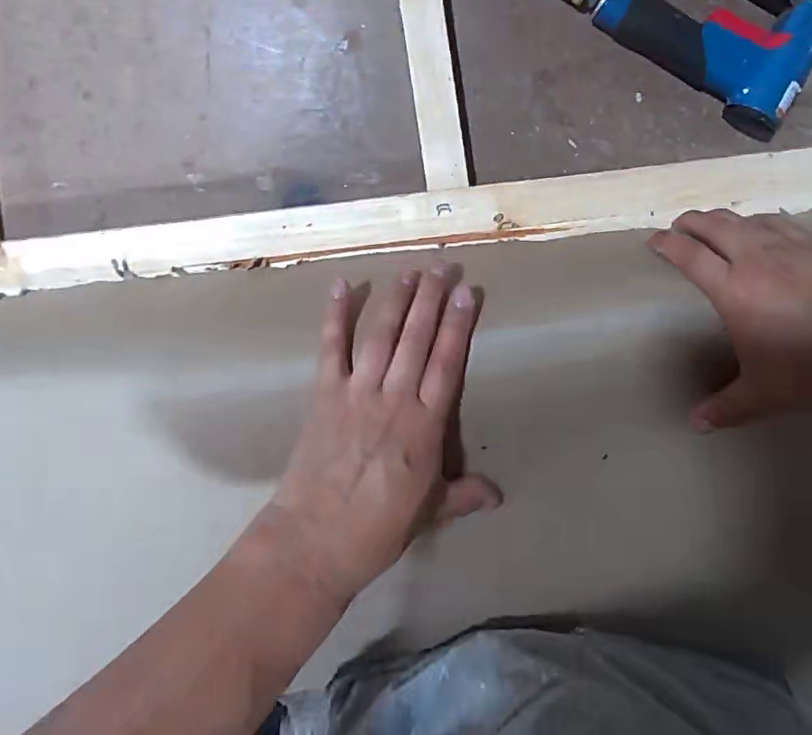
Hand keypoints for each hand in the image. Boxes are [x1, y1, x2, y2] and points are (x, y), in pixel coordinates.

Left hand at [254, 263, 502, 605]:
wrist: (312, 543)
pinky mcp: (325, 394)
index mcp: (425, 427)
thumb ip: (463, 494)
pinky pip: (332, 348)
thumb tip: (499, 495)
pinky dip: (335, 316)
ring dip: (396, 300)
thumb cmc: (377, 529)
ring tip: (409, 272)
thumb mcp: (429, 512)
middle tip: (441, 266)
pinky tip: (341, 286)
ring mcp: (357, 392)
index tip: (466, 293)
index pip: (447, 364)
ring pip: (382, 336)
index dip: (458, 325)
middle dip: (431, 300)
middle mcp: (395, 399)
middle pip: (417, 339)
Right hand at [648, 209, 811, 430]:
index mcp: (735, 290)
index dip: (666, 244)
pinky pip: (778, 222)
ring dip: (721, 218)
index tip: (653, 241)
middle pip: (714, 226)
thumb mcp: (766, 394)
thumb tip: (696, 425)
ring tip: (712, 225)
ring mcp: (790, 249)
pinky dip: (758, 220)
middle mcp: (757, 259)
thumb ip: (727, 406)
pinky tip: (760, 228)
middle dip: (690, 222)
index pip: (690, 255)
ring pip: (745, 219)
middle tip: (677, 227)